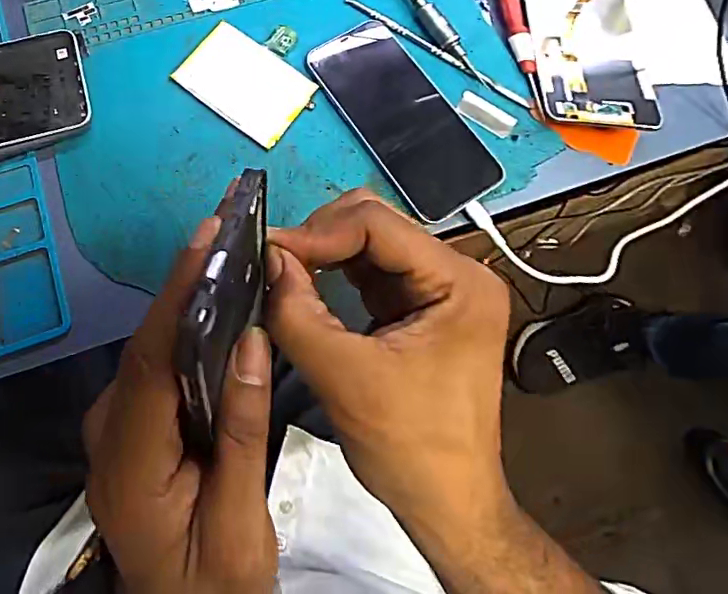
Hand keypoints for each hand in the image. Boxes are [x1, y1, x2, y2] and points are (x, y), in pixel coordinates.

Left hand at [82, 218, 276, 592]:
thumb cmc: (213, 588)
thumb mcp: (241, 529)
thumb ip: (242, 434)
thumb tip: (252, 340)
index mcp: (128, 463)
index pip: (151, 361)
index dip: (177, 294)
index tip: (205, 238)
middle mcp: (109, 432)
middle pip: (149, 344)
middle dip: (185, 281)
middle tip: (226, 226)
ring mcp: (115, 425)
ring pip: (153, 348)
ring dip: (186, 297)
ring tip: (225, 247)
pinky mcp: (131, 422)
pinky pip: (159, 364)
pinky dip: (185, 327)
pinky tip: (214, 298)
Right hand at [265, 190, 597, 593]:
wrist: (449, 507)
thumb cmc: (411, 449)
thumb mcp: (345, 380)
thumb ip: (299, 313)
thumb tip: (268, 257)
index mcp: (459, 281)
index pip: (377, 224)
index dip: (319, 232)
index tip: (272, 250)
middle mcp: (455, 271)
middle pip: (374, 222)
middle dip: (320, 236)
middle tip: (277, 260)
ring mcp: (437, 285)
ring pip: (367, 238)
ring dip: (323, 250)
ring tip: (284, 269)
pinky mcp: (417, 301)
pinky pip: (367, 265)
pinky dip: (332, 268)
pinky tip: (305, 281)